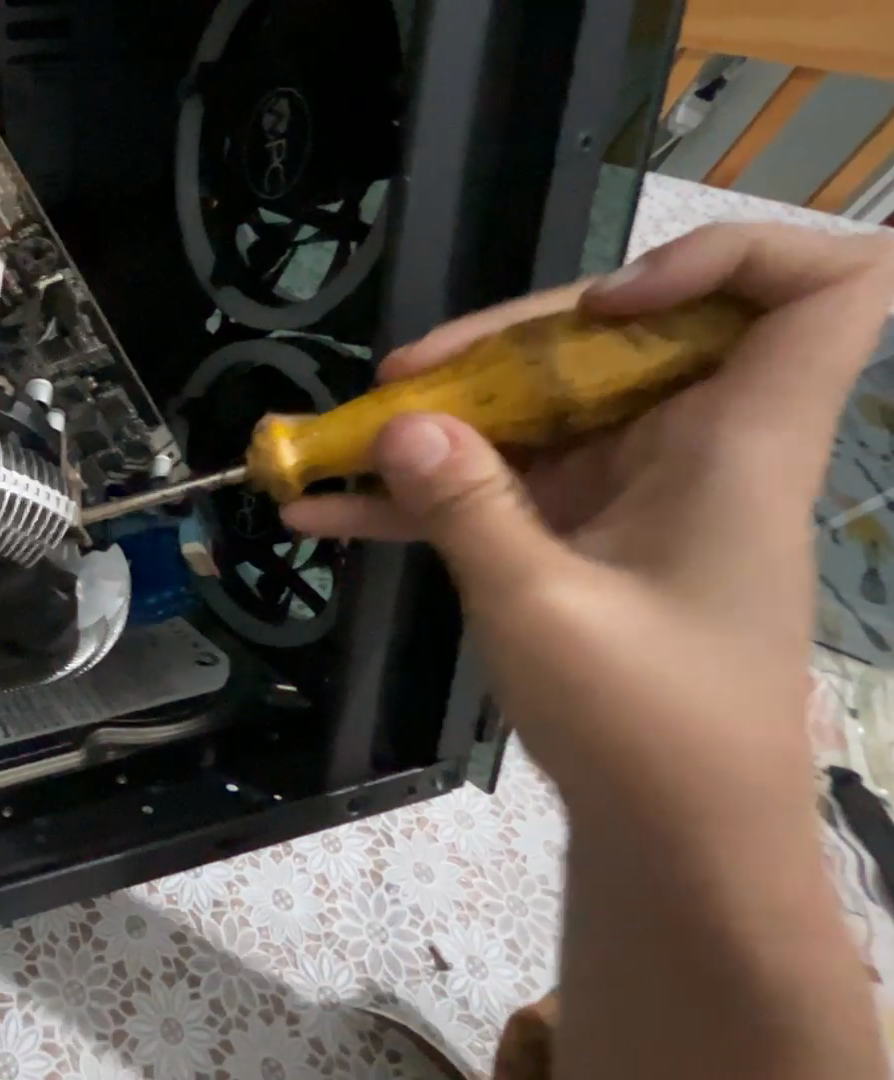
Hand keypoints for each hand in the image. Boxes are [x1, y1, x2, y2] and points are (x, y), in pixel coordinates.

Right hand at [284, 224, 893, 809]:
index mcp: (731, 446)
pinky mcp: (565, 534)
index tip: (598, 306)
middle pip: (613, 341)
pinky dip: (410, 497)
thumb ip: (467, 505)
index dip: (722, 261)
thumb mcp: (539, 605)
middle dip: (494, 349)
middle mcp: (681, 449)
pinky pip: (486, 487)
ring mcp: (616, 492)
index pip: (822, 291)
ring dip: (428, 424)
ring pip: (530, 414)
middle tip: (396, 381)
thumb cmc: (644, 720)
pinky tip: (323, 513)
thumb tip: (398, 425)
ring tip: (329, 444)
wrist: (671, 827)